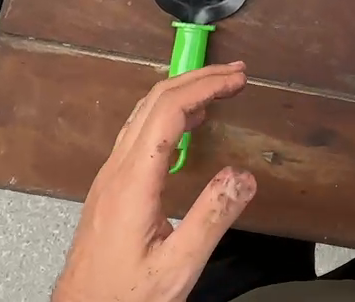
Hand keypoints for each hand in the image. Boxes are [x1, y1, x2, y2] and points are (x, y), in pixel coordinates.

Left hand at [52, 62, 256, 301]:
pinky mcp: (110, 187)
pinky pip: (139, 130)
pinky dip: (170, 111)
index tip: (238, 80)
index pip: (169, 109)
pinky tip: (189, 123)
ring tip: (219, 88)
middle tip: (236, 74)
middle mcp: (117, 169)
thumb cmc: (123, 299)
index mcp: (133, 180)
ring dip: (183, 90)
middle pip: (155, 100)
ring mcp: (110, 176)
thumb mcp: (176, 269)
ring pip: (144, 111)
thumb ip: (211, 219)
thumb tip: (244, 175)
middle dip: (199, 78)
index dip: (206, 86)